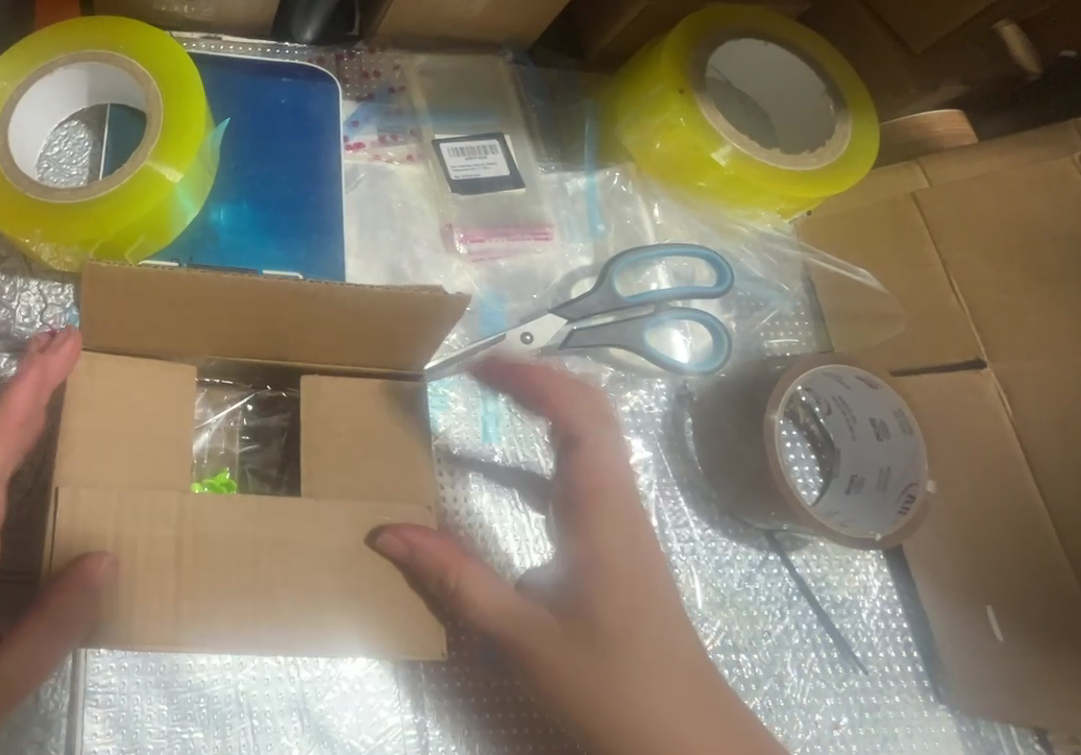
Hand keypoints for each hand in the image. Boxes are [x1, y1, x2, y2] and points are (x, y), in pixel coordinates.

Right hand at [371, 360, 784, 754]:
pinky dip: (546, 450)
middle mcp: (618, 504)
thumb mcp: (522, 639)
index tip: (478, 364)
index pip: (578, 416)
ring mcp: (623, 524)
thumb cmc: (613, 689)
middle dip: (539, 378)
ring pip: (594, 440)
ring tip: (491, 397)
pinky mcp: (619, 546)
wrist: (695, 750)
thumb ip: (455, 580)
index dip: (532, 378)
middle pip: (593, 413)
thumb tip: (386, 531)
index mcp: (600, 513)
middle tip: (481, 368)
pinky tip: (506, 475)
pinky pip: (585, 474)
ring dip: (546, 407)